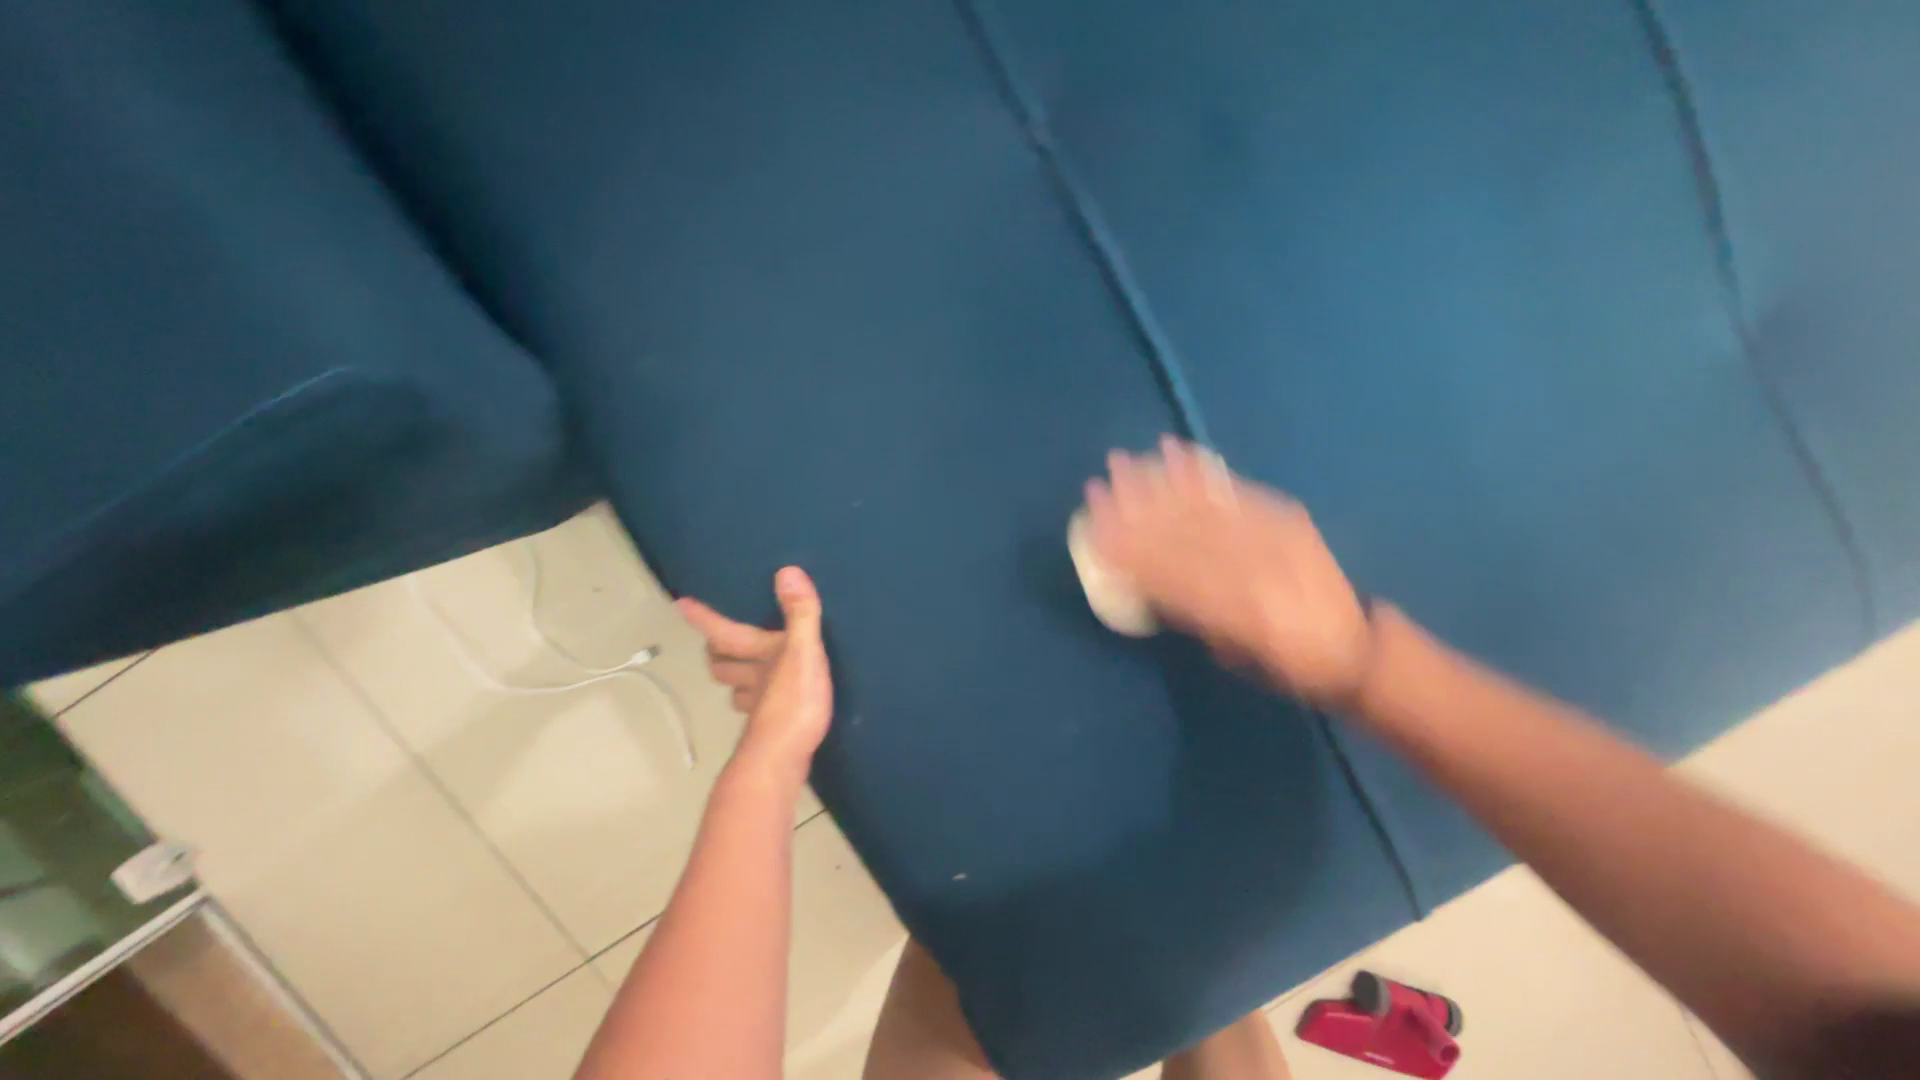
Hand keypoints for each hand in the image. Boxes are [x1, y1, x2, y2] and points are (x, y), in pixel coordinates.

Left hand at [676, 567, 832, 787]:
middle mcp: (752, 679)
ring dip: (736, 680)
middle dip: (716, 655)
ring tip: (742, 671)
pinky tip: (771, 701)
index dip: (704, 618)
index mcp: (758, 655)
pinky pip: (758, 708)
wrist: (785, 757)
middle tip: (715, 644)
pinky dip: (758, 700)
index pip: (725, 631)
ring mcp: (759, 707)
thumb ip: (800, 613)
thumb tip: (786, 571)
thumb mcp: (803, 651)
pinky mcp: (772, 728)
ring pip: (737, 690)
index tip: (682, 605)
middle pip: (723, 666)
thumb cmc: (792, 701)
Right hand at [1084, 436, 1376, 706]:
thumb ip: (1193, 615)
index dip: (1130, 551)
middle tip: (1099, 483)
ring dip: (1159, 481)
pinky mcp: (1286, 517)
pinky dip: (1202, 472)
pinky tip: (1178, 452)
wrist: (1356, 648)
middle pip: (1184, 532)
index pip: (1172, 574)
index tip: (1095, 532)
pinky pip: (1238, 493)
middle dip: (1136, 506)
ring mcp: (1274, 537)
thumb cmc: (1287, 666)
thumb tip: (1148, 582)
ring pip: (1205, 506)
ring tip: (1126, 460)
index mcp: (1241, 610)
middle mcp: (1256, 568)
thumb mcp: (1233, 653)